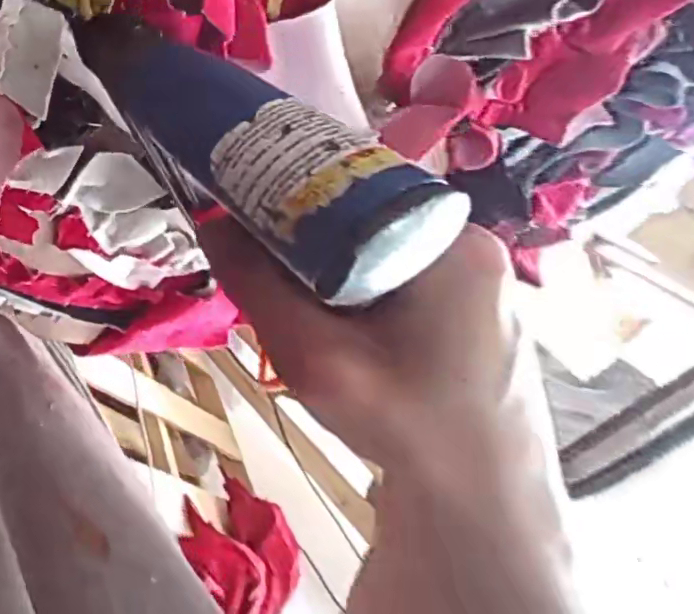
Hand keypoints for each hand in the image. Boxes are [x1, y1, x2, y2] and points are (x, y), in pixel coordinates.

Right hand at [203, 220, 557, 489]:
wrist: (483, 510)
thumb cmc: (407, 430)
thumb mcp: (314, 357)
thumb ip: (256, 285)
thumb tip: (209, 221)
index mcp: (450, 243)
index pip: (349, 182)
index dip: (287, 190)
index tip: (241, 211)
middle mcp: (465, 244)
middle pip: (355, 210)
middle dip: (299, 233)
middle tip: (260, 265)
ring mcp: (468, 272)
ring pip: (364, 239)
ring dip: (318, 260)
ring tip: (288, 296)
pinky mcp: (460, 299)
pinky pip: (383, 264)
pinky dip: (342, 279)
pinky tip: (326, 317)